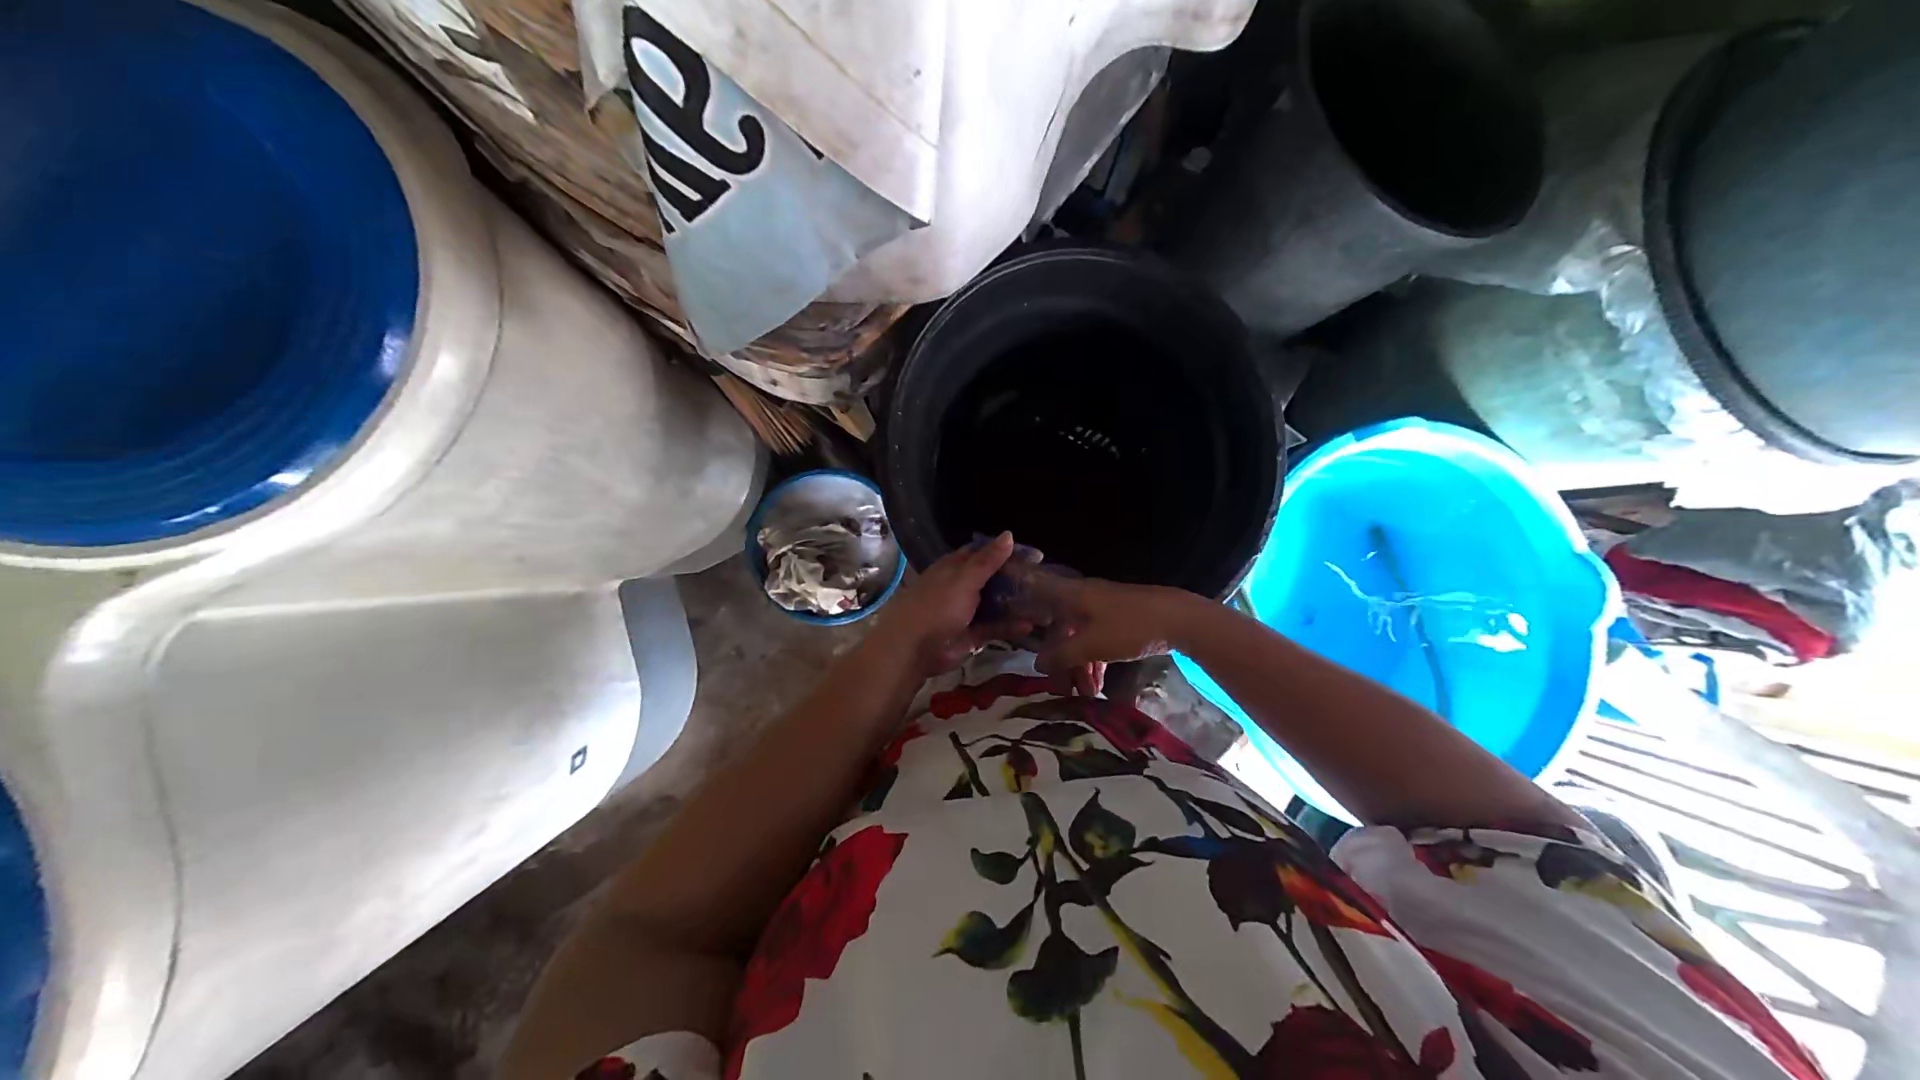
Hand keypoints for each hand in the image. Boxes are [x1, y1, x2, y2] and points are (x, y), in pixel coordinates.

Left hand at [870, 532, 1030, 677]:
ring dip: (1015, 604)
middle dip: (1015, 580)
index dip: (1006, 552)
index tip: (1034, 556)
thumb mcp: (963, 579)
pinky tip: (1030, 626)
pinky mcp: (971, 635)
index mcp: (954, 568)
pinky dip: (1010, 627)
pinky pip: (994, 628)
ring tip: (1044, 604)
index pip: (983, 553)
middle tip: (1044, 581)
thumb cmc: (936, 606)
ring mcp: (966, 612)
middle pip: (992, 580)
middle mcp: (961, 587)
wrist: (912, 648)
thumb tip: (1009, 535)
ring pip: (995, 605)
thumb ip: (987, 560)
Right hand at [1015, 573, 1200, 677]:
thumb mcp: (1090, 645)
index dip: (1018, 598)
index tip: (1005, 612)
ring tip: (1084, 697)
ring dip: (1078, 667)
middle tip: (1059, 691)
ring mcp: (1102, 610)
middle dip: (1057, 660)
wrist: (1180, 620)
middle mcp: (1082, 599)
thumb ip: (1061, 655)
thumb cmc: (1129, 627)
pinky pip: (1096, 642)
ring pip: (1079, 638)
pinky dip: (1094, 662)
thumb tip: (1037, 663)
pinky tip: (1099, 687)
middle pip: (1059, 629)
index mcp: (1070, 596)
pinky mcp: (1120, 621)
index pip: (1035, 592)